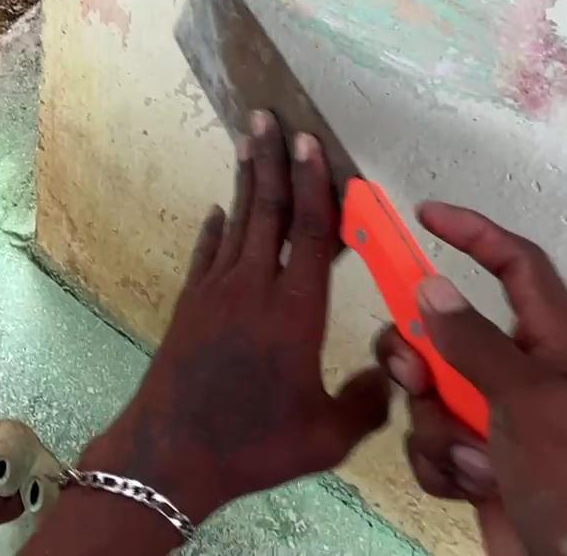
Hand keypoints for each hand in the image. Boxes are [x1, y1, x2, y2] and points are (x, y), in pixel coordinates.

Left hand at [78, 111, 390, 522]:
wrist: (173, 449)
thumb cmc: (256, 444)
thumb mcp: (328, 436)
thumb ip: (368, 398)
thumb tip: (393, 369)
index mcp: (296, 311)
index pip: (312, 232)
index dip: (316, 183)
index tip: (312, 143)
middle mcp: (255, 286)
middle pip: (269, 209)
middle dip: (272, 159)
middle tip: (270, 115)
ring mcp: (216, 289)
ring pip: (238, 222)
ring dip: (246, 179)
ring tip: (248, 140)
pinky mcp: (190, 301)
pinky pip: (207, 252)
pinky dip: (216, 228)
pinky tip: (219, 211)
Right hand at [376, 202, 566, 555]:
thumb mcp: (534, 402)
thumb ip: (475, 341)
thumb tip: (428, 286)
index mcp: (556, 348)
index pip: (516, 266)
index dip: (473, 232)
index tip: (424, 213)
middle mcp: (521, 376)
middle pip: (443, 328)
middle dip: (417, 353)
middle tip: (413, 374)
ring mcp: (494, 419)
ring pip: (426, 387)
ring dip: (435, 424)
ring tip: (468, 459)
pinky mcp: (474, 461)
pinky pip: (426, 436)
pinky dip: (438, 461)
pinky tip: (468, 487)